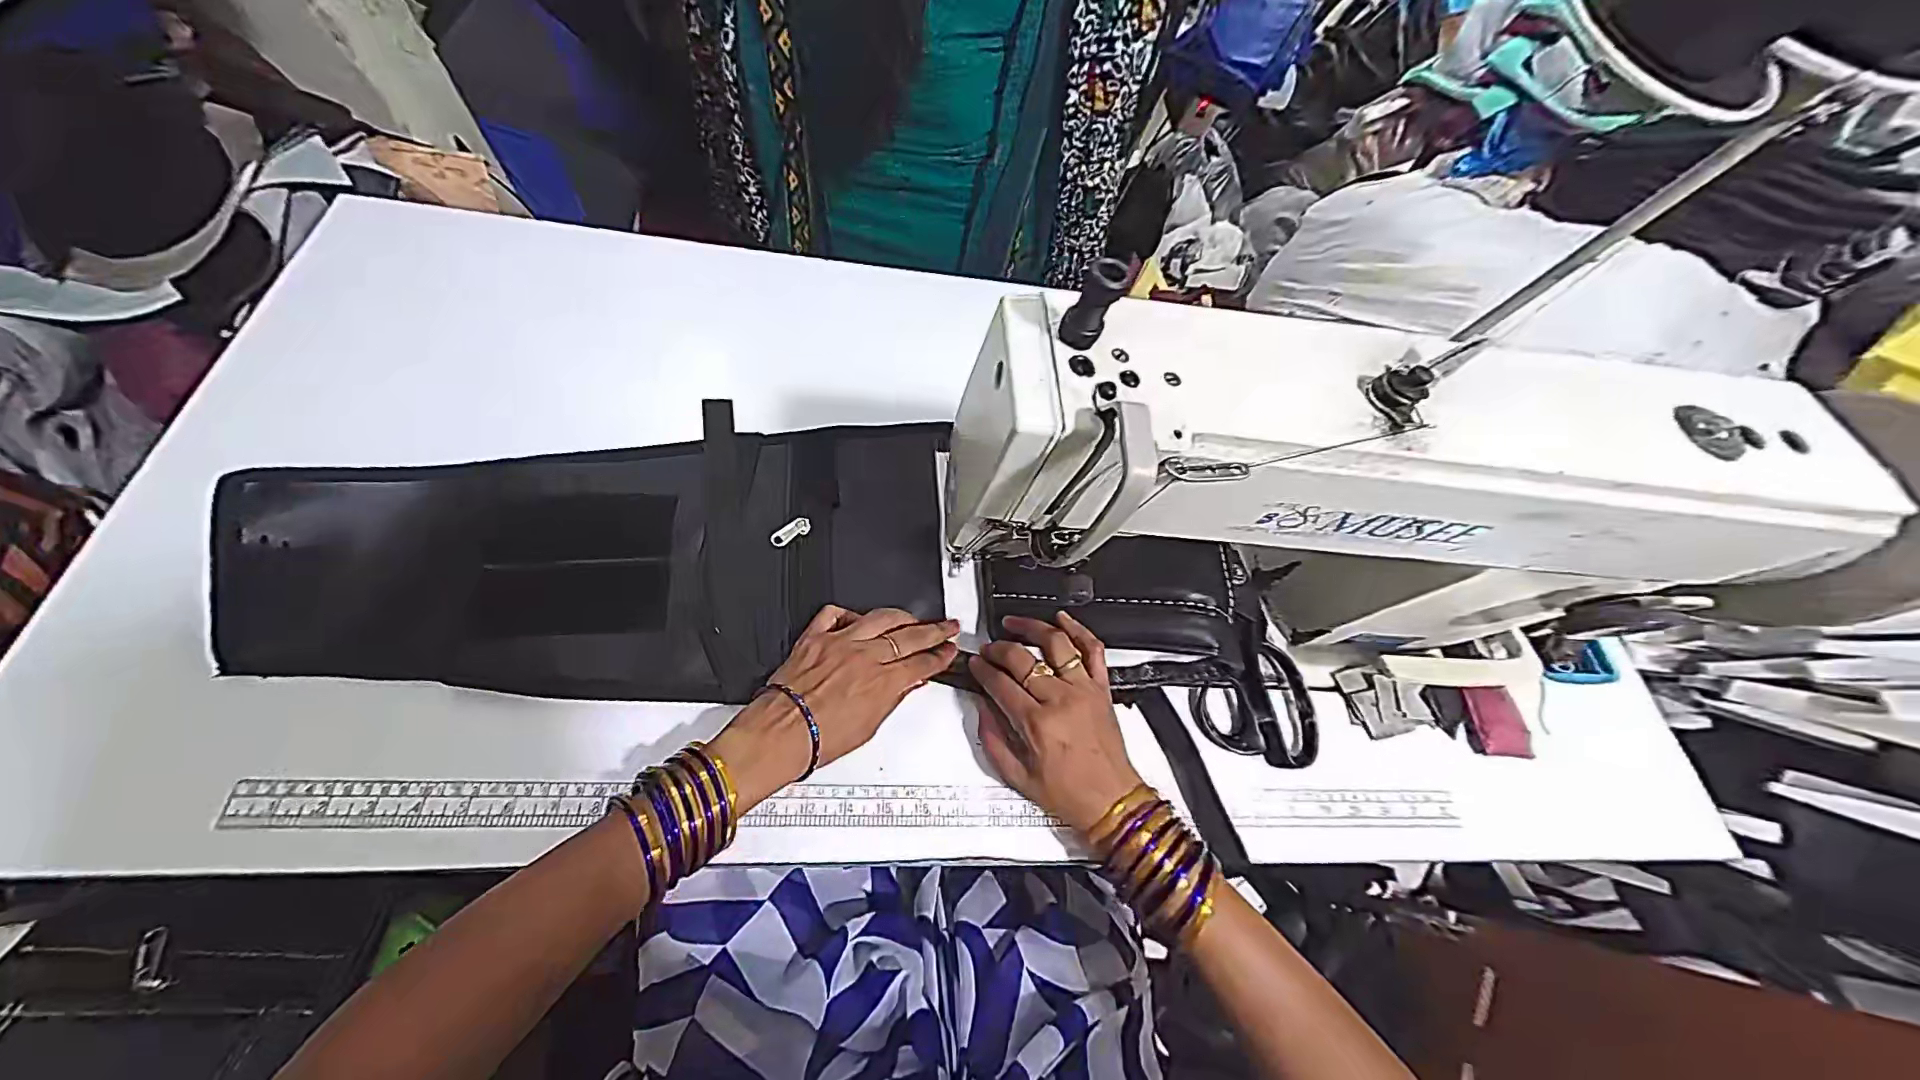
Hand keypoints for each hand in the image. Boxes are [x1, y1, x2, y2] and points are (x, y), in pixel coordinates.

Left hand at [710, 606, 959, 807]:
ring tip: (912, 618)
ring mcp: (840, 642)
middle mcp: (864, 656)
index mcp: (882, 682)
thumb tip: (906, 685)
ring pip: (880, 617)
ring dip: (902, 616)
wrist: (779, 735)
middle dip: (935, 630)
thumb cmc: (817, 739)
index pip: (922, 662)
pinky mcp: (816, 637)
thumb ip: (892, 699)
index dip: (940, 655)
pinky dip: (851, 613)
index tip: (947, 651)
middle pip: (911, 635)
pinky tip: (859, 617)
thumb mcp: (869, 727)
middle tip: (946, 626)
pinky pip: (836, 613)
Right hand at [970, 613, 1143, 837]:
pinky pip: (1093, 650)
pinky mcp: (1101, 689)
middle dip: (998, 649)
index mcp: (1037, 724)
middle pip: (1021, 659)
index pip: (1000, 683)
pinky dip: (1079, 630)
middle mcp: (1061, 701)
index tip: (976, 665)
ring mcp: (1084, 691)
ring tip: (1015, 624)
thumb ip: (993, 739)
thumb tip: (982, 709)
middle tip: (989, 650)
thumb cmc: (1071, 794)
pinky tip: (1063, 620)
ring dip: (1031, 628)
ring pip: (1055, 643)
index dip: (983, 670)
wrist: (1112, 802)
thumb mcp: (1017, 776)